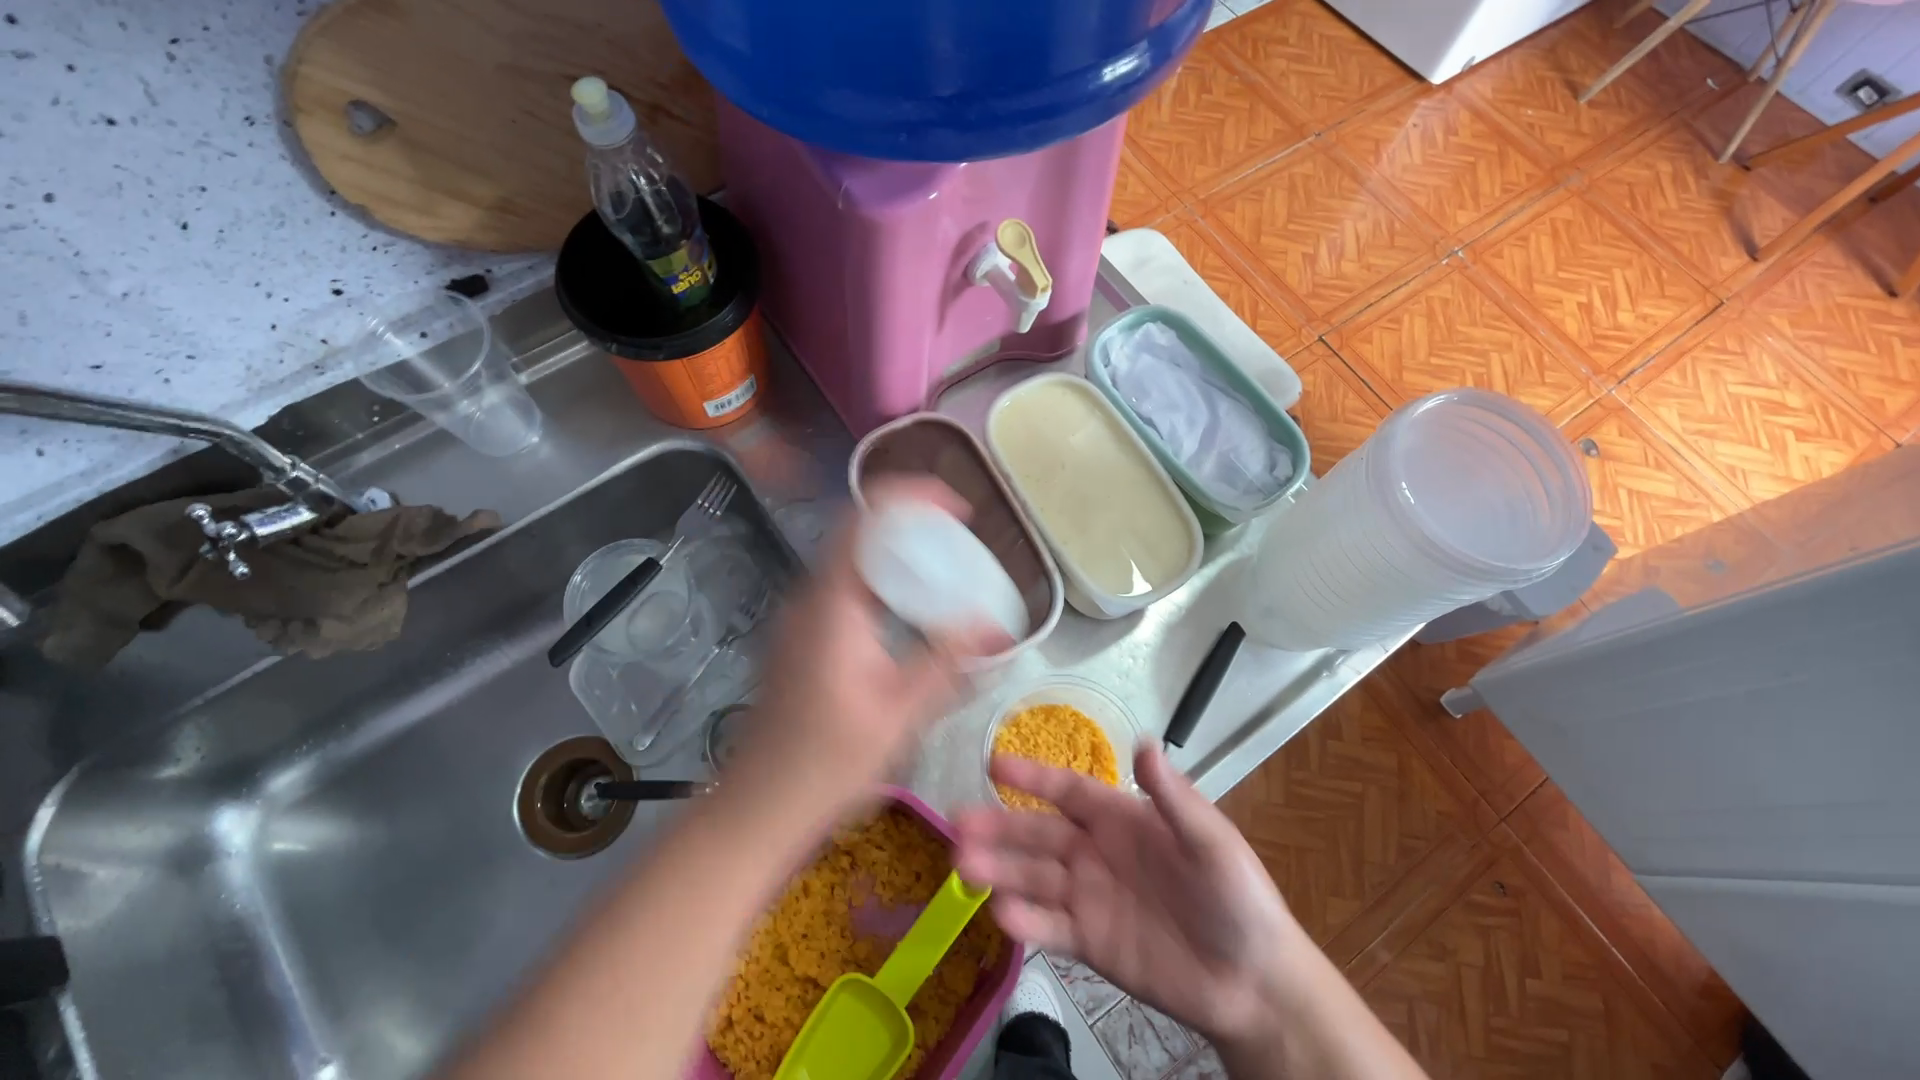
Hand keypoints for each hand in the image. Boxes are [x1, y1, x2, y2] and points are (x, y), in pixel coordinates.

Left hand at [726, 481, 1001, 825]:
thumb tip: (996, 624)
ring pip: (848, 561)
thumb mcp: (901, 715)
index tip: (955, 506)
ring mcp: (797, 619)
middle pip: (857, 535)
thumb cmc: (827, 764)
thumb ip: (948, 662)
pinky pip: (842, 588)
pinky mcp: (798, 639)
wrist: (760, 805)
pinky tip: (909, 610)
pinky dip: (879, 580)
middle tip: (959, 535)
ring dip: (894, 552)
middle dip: (910, 523)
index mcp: (831, 607)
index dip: (909, 498)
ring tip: (943, 565)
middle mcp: (807, 601)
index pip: (864, 522)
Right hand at [953, 745, 1307, 1046]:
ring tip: (962, 865)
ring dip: (998, 869)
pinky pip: (1047, 926)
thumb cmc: (1238, 899)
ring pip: (1033, 877)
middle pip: (1039, 833)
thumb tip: (1144, 741)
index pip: (1069, 791)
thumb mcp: (1210, 842)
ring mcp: (1088, 897)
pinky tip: (1000, 913)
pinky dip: (1023, 920)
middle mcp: (1097, 852)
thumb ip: (1173, 798)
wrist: (1252, 983)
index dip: (1033, 777)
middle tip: (957, 822)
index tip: (992, 763)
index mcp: (1124, 820)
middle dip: (999, 826)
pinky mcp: (1087, 942)